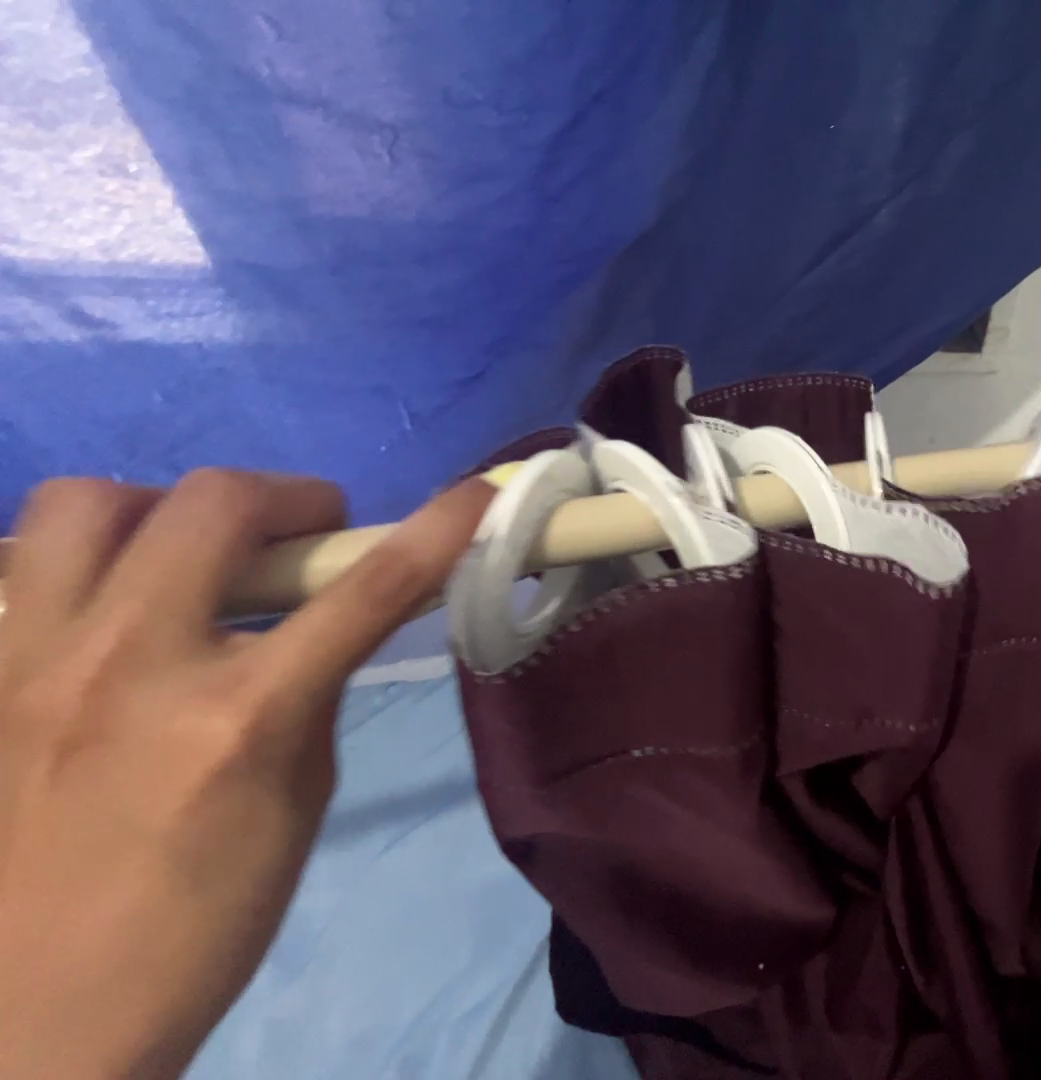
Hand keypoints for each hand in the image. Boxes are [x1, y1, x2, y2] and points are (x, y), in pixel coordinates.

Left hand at [0, 471, 491, 1078]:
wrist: (35, 1013)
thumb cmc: (211, 909)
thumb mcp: (303, 790)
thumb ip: (311, 686)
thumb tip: (328, 620)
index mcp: (242, 713)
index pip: (368, 588)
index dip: (437, 528)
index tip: (477, 493)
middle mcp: (126, 666)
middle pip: (212, 504)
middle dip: (290, 497)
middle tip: (311, 533)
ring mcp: (23, 666)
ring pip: (80, 504)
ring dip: (161, 510)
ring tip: (192, 554)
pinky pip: (7, 568)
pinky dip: (70, 562)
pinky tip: (104, 606)